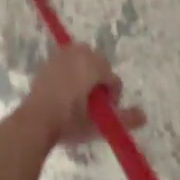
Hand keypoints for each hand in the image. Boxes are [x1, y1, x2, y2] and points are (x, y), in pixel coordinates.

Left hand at [17, 42, 147, 146]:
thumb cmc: (69, 121)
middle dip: (100, 78)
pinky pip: (65, 61)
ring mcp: (60, 56)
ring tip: (81, 94)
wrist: (35, 121)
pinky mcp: (47, 62)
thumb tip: (145, 116)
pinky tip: (65, 91)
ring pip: (82, 57)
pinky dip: (70, 71)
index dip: (112, 95)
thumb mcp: (99, 124)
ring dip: (86, 71)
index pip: (112, 78)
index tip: (104, 111)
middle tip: (94, 101)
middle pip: (98, 62)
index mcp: (92, 66)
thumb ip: (124, 119)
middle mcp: (77, 55)